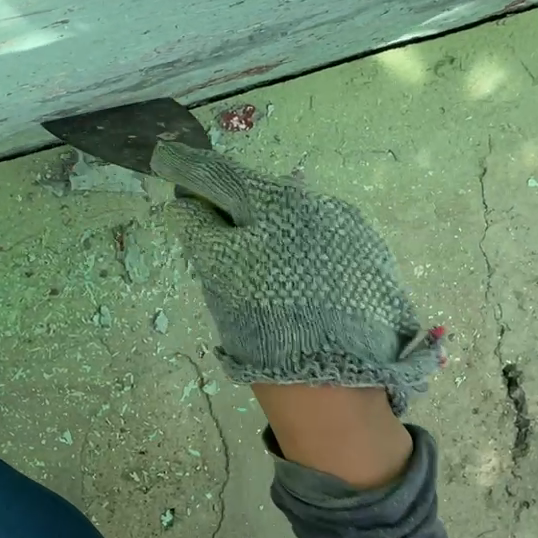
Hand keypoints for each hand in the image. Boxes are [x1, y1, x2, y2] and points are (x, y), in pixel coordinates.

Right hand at [151, 143, 443, 414]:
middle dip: (233, 202)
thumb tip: (185, 202)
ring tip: (259, 262)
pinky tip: (298, 282)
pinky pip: (325, 243)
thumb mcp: (219, 274)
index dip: (188, 168)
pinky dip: (302, 252)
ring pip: (295, 219)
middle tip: (207, 216)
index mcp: (275, 203)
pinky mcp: (373, 260)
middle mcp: (318, 204)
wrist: (337, 379)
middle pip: (262, 195)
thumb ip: (199, 229)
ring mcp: (351, 231)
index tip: (164, 158)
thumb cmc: (265, 323)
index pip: (220, 175)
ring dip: (271, 228)